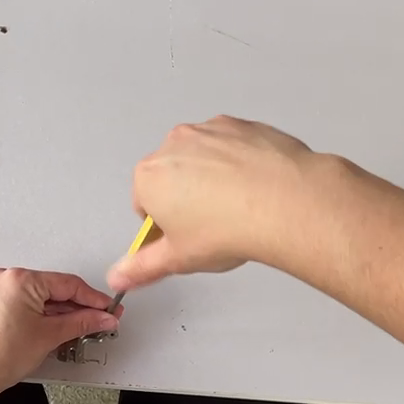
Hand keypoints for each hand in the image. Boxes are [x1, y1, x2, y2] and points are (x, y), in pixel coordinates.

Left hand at [0, 269, 118, 398]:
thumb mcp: (49, 336)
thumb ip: (82, 322)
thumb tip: (103, 317)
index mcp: (20, 279)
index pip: (68, 284)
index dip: (93, 299)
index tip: (109, 309)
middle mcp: (6, 279)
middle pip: (54, 289)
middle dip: (78, 308)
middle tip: (100, 321)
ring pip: (40, 298)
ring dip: (61, 313)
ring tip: (80, 330)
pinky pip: (26, 304)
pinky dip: (43, 316)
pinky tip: (57, 329)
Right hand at [108, 116, 328, 292]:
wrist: (283, 204)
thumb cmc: (227, 228)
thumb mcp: (177, 259)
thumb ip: (141, 267)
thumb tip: (120, 277)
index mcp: (149, 176)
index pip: (145, 204)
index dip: (164, 225)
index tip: (184, 237)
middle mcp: (174, 145)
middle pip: (172, 176)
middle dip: (186, 199)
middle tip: (211, 227)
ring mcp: (209, 131)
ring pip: (204, 159)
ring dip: (213, 179)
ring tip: (237, 209)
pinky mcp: (242, 126)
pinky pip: (233, 147)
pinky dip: (240, 164)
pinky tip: (255, 190)